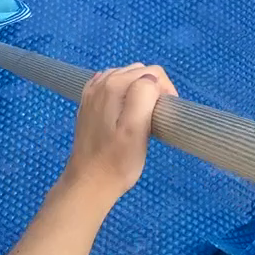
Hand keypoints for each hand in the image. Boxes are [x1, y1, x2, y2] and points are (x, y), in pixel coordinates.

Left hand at [59, 63, 177, 204]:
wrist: (89, 182)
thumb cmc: (118, 161)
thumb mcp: (137, 129)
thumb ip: (144, 95)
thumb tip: (151, 80)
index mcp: (114, 85)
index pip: (152, 72)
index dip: (165, 90)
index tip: (166, 114)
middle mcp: (100, 83)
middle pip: (138, 72)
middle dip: (153, 88)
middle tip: (157, 117)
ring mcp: (92, 93)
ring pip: (125, 77)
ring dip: (139, 90)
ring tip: (143, 115)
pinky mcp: (88, 104)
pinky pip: (111, 87)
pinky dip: (123, 94)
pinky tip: (125, 111)